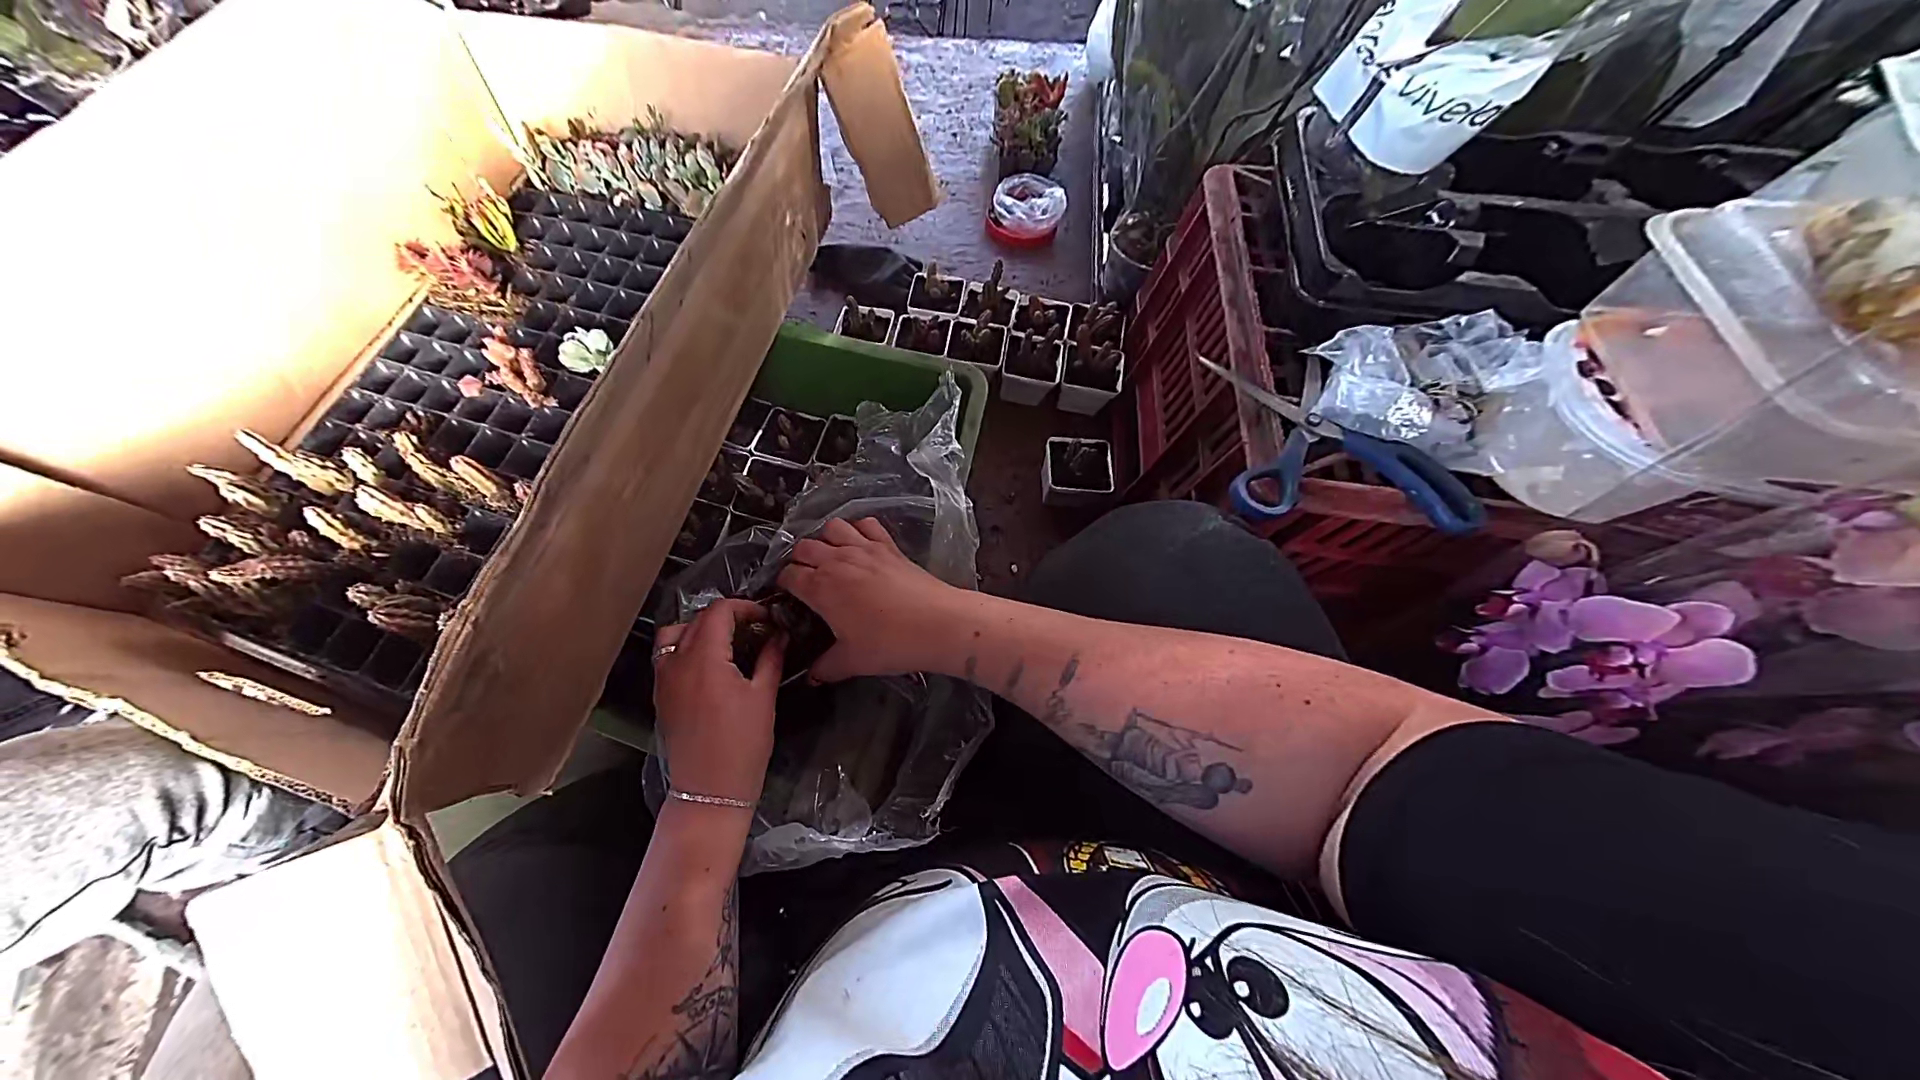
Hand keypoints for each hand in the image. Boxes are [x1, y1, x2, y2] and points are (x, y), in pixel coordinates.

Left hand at [652, 599, 784, 803]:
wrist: (709, 790)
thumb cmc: (743, 744)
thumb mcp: (763, 697)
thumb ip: (771, 659)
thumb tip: (779, 635)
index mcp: (705, 658)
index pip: (719, 611)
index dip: (745, 607)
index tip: (766, 618)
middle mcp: (678, 662)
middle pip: (698, 619)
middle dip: (727, 616)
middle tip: (755, 629)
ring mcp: (664, 679)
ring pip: (675, 634)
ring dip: (701, 628)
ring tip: (727, 642)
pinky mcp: (660, 695)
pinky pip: (667, 656)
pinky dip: (686, 648)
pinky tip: (710, 665)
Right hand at [777, 517, 963, 681]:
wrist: (938, 624)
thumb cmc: (891, 643)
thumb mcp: (852, 661)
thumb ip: (826, 668)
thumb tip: (812, 676)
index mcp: (821, 587)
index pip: (788, 575)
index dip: (783, 584)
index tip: (788, 596)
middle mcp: (838, 561)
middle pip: (805, 546)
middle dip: (799, 560)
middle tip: (806, 579)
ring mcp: (865, 549)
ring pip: (832, 527)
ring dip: (825, 538)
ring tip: (829, 557)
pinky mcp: (890, 546)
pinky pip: (867, 524)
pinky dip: (858, 528)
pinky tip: (860, 543)